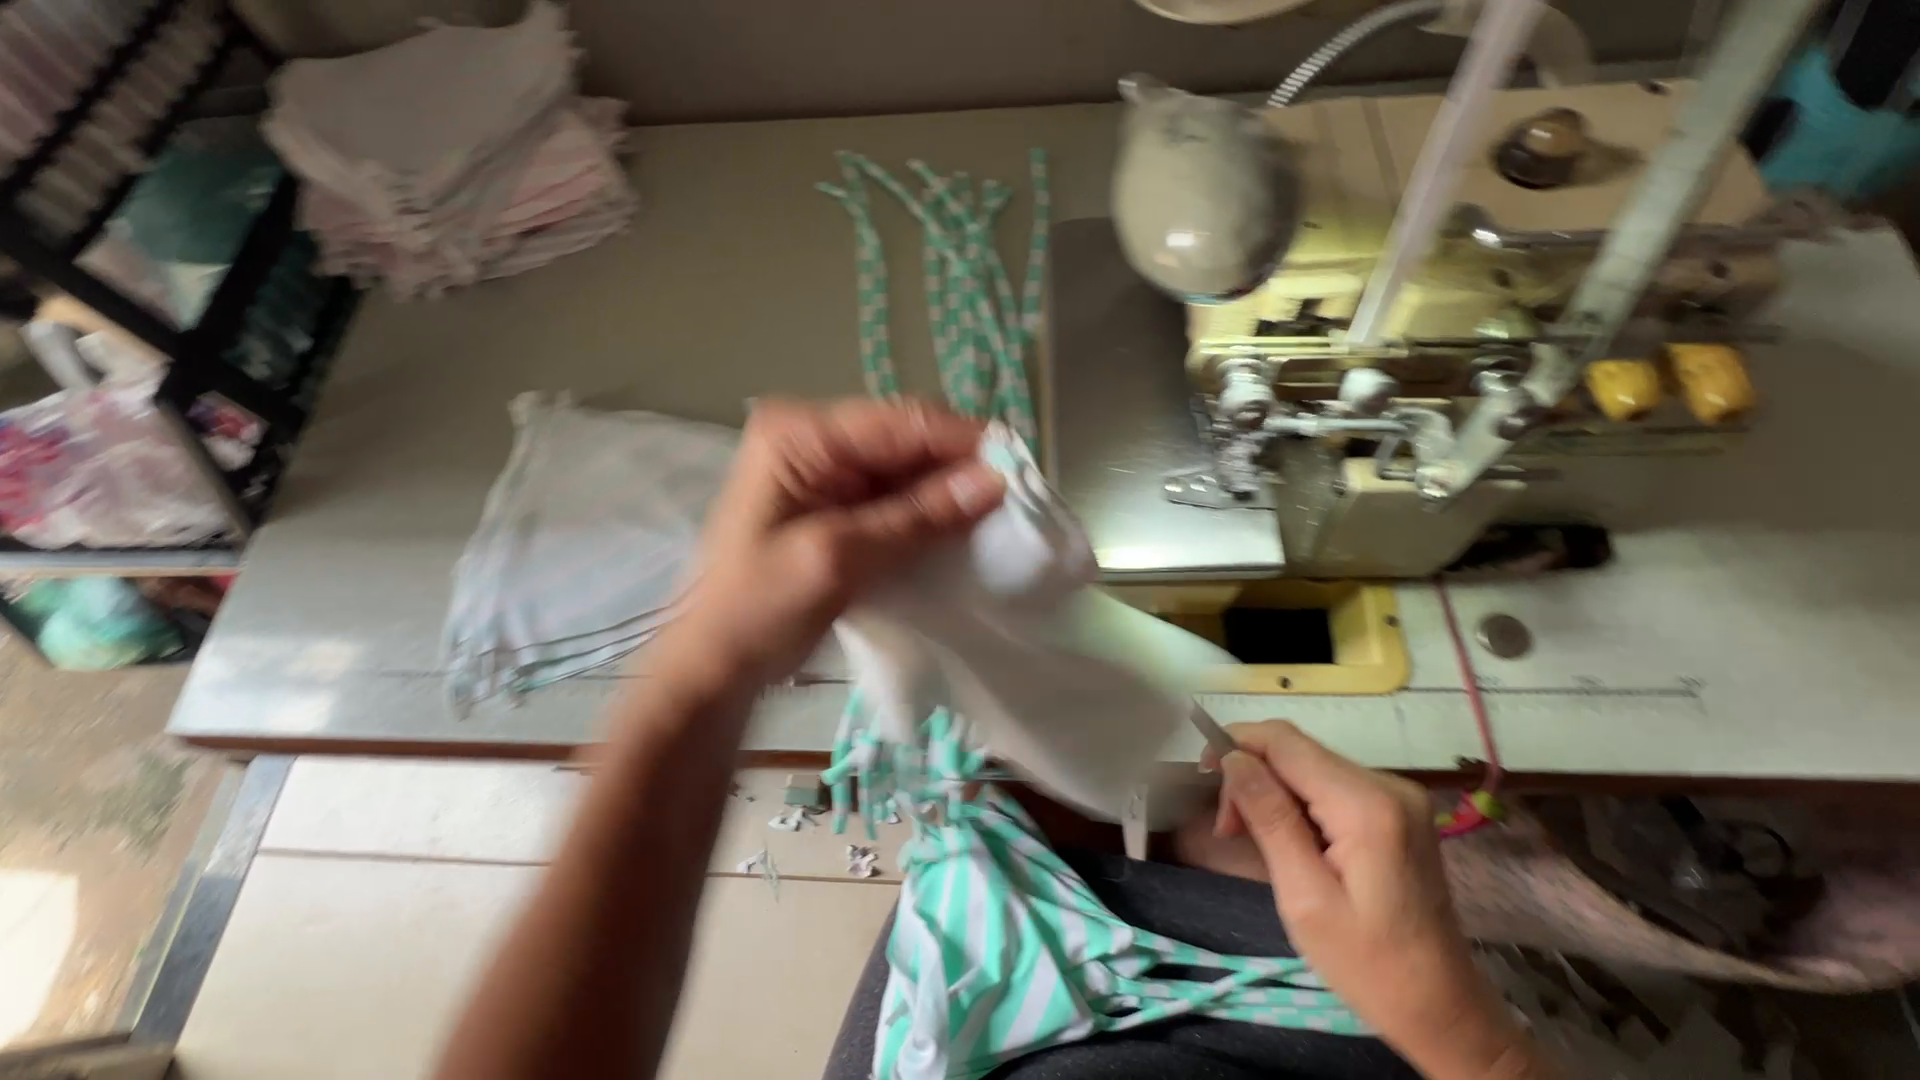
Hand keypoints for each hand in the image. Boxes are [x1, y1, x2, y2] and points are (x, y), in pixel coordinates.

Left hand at [651, 398, 1004, 688]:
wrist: (715, 666)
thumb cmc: (758, 607)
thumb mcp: (838, 557)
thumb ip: (916, 516)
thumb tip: (993, 482)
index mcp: (799, 433)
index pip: (900, 421)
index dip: (962, 442)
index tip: (1017, 474)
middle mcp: (814, 438)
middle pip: (908, 439)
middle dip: (959, 468)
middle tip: (1013, 505)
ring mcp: (826, 471)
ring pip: (909, 469)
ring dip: (950, 494)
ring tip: (998, 522)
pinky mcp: (838, 505)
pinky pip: (898, 498)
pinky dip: (930, 515)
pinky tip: (962, 534)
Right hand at [1208, 721, 1541, 1079]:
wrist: (1441, 1008)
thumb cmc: (1367, 964)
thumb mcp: (1304, 896)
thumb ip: (1269, 818)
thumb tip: (1233, 758)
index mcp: (1367, 805)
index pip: (1284, 741)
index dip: (1235, 746)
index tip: (1204, 783)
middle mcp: (1389, 785)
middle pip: (1296, 750)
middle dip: (1250, 775)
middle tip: (1229, 830)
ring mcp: (1398, 796)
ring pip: (1309, 764)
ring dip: (1270, 790)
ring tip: (1252, 838)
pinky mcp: (1396, 811)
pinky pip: (1329, 785)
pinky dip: (1296, 801)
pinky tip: (1287, 838)